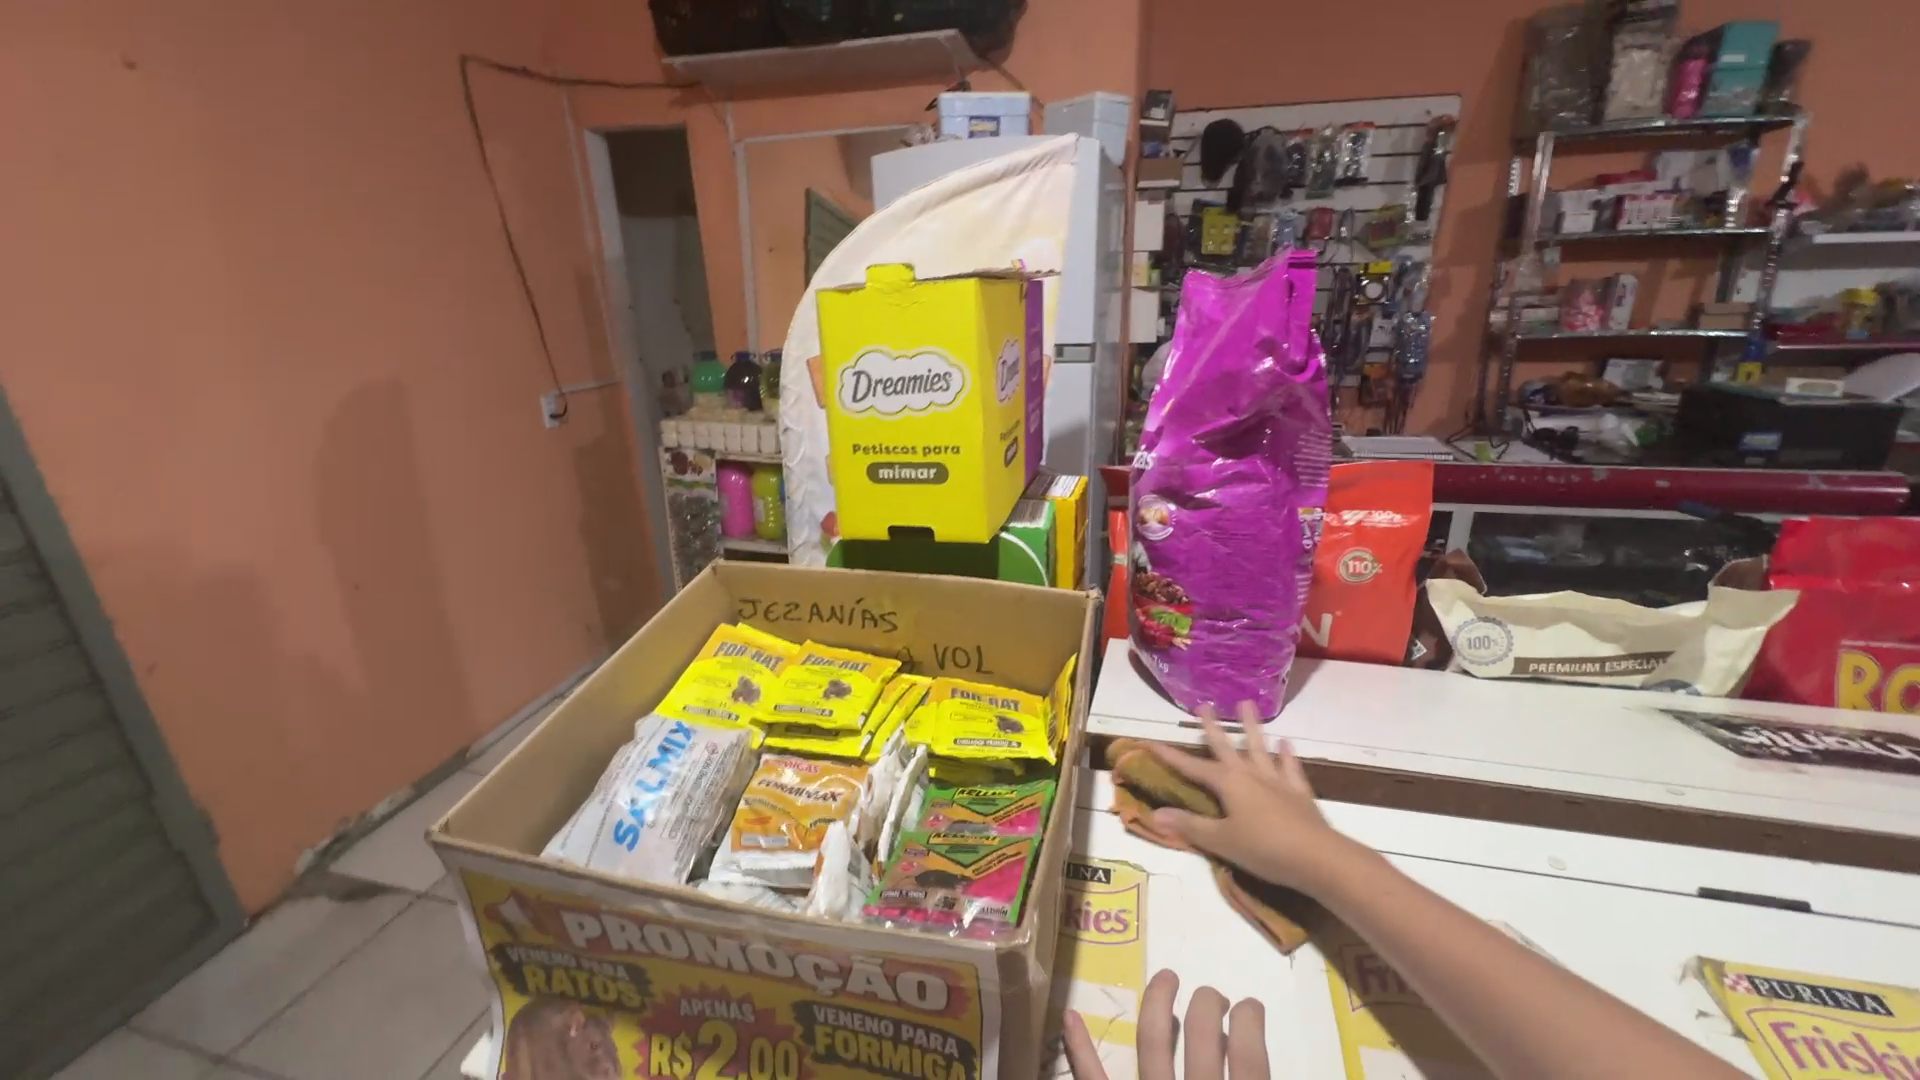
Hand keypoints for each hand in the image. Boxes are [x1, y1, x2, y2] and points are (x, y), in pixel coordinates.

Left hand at [1064, 969, 1268, 1079]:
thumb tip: (1268, 1068)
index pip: (1251, 1059)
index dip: (1252, 1025)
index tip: (1251, 1006)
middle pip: (1202, 1037)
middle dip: (1208, 1006)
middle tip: (1213, 996)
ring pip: (1153, 1043)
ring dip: (1159, 1004)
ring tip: (1168, 978)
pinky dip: (1079, 1051)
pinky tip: (1070, 1017)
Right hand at [1148, 702, 1356, 894]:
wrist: (1320, 858)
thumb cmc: (1265, 849)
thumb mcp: (1221, 841)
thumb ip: (1189, 825)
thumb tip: (1155, 813)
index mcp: (1228, 783)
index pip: (1190, 766)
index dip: (1168, 755)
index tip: (1148, 741)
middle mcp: (1250, 774)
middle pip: (1226, 746)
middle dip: (1212, 727)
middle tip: (1204, 705)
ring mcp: (1277, 781)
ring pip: (1260, 748)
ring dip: (1252, 727)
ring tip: (1247, 704)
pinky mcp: (1299, 793)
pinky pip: (1290, 769)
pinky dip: (1287, 756)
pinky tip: (1286, 743)